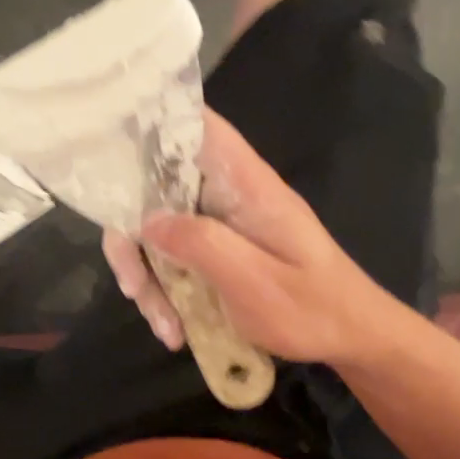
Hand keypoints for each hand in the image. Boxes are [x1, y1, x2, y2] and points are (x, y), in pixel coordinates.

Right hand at [102, 110, 393, 366]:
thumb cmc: (313, 309)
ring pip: (156, 232)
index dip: (152, 120)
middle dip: (133, 239)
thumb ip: (202, 245)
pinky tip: (174, 328)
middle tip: (134, 288)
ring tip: (164, 324)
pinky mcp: (215, 250)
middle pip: (155, 189)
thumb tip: (146, 220)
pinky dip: (164, 293)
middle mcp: (226, 193)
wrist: (351, 338)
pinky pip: (171, 259)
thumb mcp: (256, 282)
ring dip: (148, 278)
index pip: (198, 125)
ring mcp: (218, 223)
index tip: (109, 142)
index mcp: (244, 183)